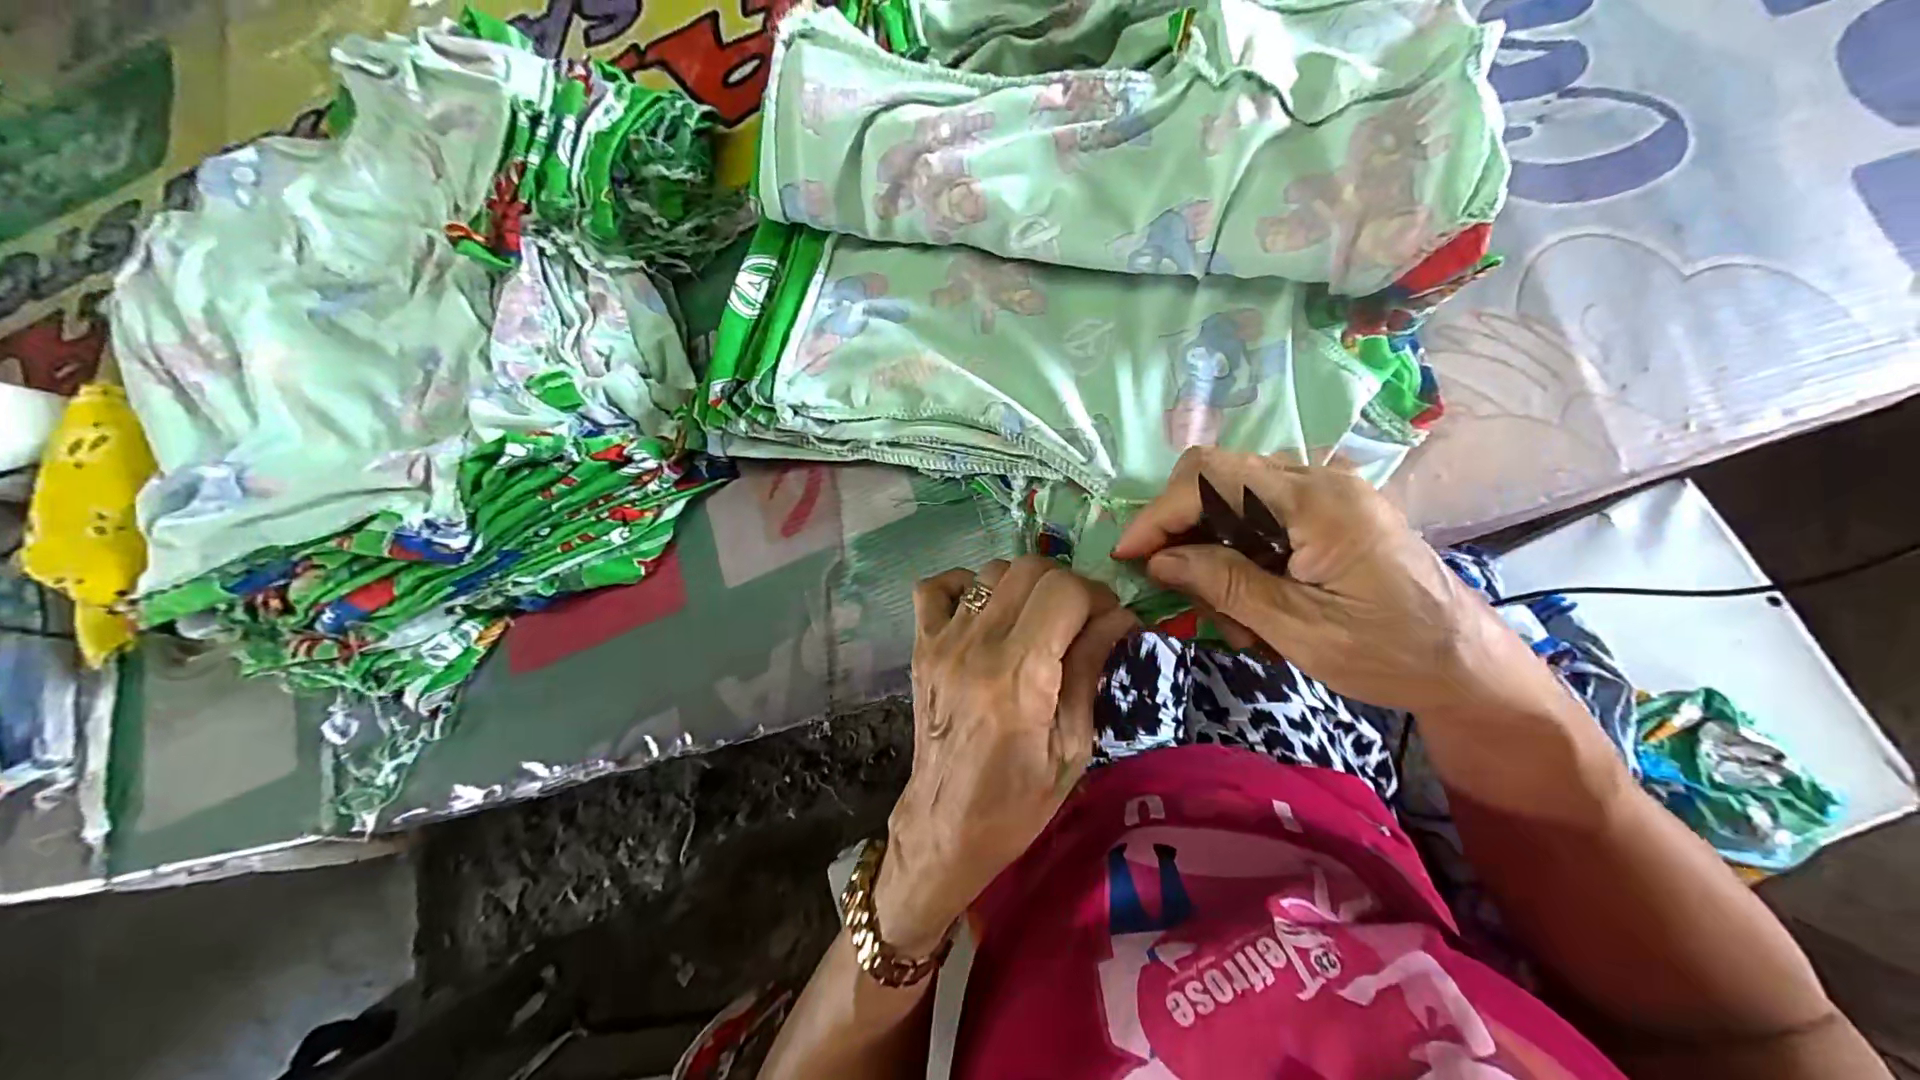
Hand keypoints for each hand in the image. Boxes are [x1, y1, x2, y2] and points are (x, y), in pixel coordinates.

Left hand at [876, 557, 1137, 955]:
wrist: (945, 825)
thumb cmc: (1017, 801)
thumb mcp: (1073, 747)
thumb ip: (1091, 670)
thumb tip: (1120, 617)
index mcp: (1020, 675)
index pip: (1065, 591)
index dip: (1098, 597)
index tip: (1110, 622)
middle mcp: (977, 646)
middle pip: (1031, 568)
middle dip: (1068, 586)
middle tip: (1080, 620)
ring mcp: (943, 642)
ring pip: (992, 571)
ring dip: (1025, 586)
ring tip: (1038, 621)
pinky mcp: (921, 647)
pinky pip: (936, 587)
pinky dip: (966, 585)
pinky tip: (986, 611)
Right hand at [1111, 448, 1567, 720]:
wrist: (1468, 666)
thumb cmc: (1391, 654)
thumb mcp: (1299, 629)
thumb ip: (1225, 585)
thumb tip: (1158, 559)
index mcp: (1317, 500)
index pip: (1210, 476)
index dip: (1159, 512)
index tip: (1130, 556)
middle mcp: (1319, 479)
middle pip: (1216, 479)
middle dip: (1183, 534)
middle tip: (1178, 591)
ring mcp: (1324, 493)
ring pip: (1231, 501)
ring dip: (1211, 552)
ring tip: (1231, 618)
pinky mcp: (1325, 512)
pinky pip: (1257, 517)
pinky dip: (1237, 556)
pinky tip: (1251, 605)